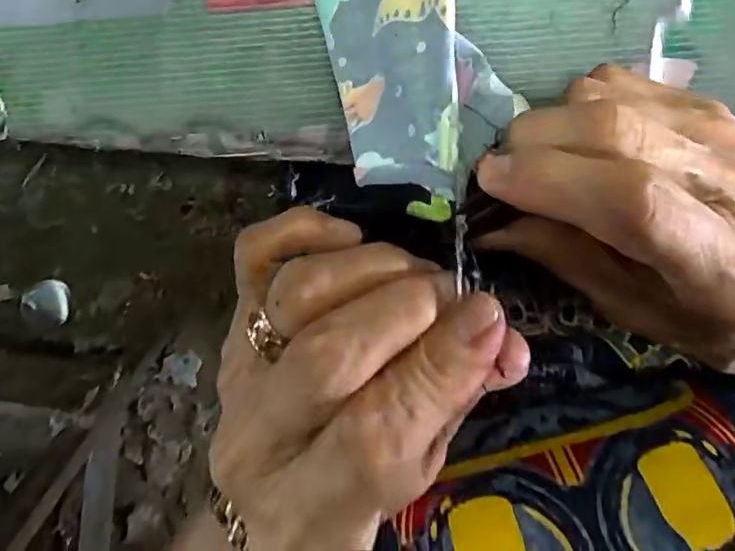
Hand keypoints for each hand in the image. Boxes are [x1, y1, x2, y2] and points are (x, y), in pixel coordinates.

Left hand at [209, 208, 529, 549]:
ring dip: (372, 268)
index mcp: (315, 503)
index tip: (490, 318)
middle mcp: (262, 431)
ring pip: (297, 293)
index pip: (374, 432)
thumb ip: (453, 401)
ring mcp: (238, 365)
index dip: (438, 366)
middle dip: (406, 308)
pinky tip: (350, 238)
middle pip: (329, 354)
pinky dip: (305, 230)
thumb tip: (504, 336)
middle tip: (453, 293)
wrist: (260, 503)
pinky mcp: (230, 315)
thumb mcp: (413, 474)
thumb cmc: (350, 494)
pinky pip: (254, 253)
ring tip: (416, 275)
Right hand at [473, 65, 734, 372]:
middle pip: (609, 130)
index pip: (631, 198)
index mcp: (717, 257)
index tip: (490, 179)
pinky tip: (583, 136)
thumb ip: (558, 254)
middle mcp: (725, 180)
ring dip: (549, 121)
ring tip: (546, 156)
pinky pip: (611, 80)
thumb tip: (487, 217)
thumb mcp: (628, 310)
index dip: (551, 179)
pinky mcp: (703, 102)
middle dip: (531, 142)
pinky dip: (575, 103)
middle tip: (501, 168)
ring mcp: (716, 130)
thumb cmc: (703, 317)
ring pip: (600, 96)